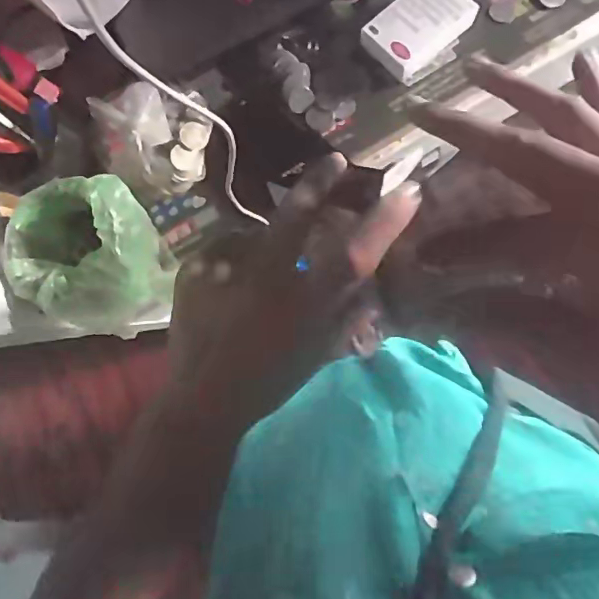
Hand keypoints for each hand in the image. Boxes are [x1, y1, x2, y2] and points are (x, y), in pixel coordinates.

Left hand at [0, 157, 418, 598]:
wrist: (190, 439)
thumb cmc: (265, 422)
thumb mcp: (316, 373)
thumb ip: (338, 327)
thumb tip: (356, 288)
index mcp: (304, 318)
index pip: (354, 258)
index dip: (384, 220)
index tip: (408, 188)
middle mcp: (264, 294)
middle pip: (296, 225)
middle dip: (319, 187)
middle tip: (337, 159)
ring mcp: (221, 289)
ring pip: (255, 235)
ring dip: (274, 220)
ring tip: (292, 202)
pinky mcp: (192, 291)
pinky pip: (218, 257)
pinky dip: (233, 257)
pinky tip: (237, 267)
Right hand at [413, 51, 598, 490]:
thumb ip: (524, 328)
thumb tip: (453, 313)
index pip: (503, 240)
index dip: (455, 254)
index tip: (416, 264)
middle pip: (526, 149)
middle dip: (465, 128)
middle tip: (417, 108)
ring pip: (576, 117)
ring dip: (522, 89)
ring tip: (479, 66)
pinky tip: (585, 64)